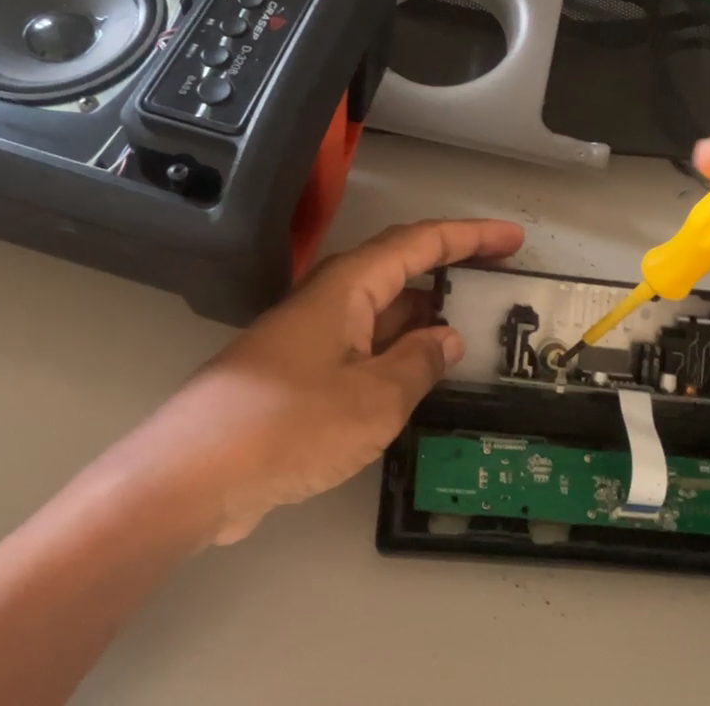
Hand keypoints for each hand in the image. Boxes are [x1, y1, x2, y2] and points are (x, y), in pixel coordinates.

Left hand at [125, 219, 522, 545]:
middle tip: (501, 281)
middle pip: (399, 269)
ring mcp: (312, 338)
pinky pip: (364, 347)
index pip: (418, 243)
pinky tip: (421, 375)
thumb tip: (446, 337)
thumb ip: (419, 364)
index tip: (513, 240)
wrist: (196, 472)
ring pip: (381, 312)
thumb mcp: (374, 398)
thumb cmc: (290, 423)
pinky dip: (399, 351)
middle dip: (451, 270)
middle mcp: (329, 301)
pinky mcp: (301, 374)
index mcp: (347, 287)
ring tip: (475, 328)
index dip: (469, 237)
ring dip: (425, 314)